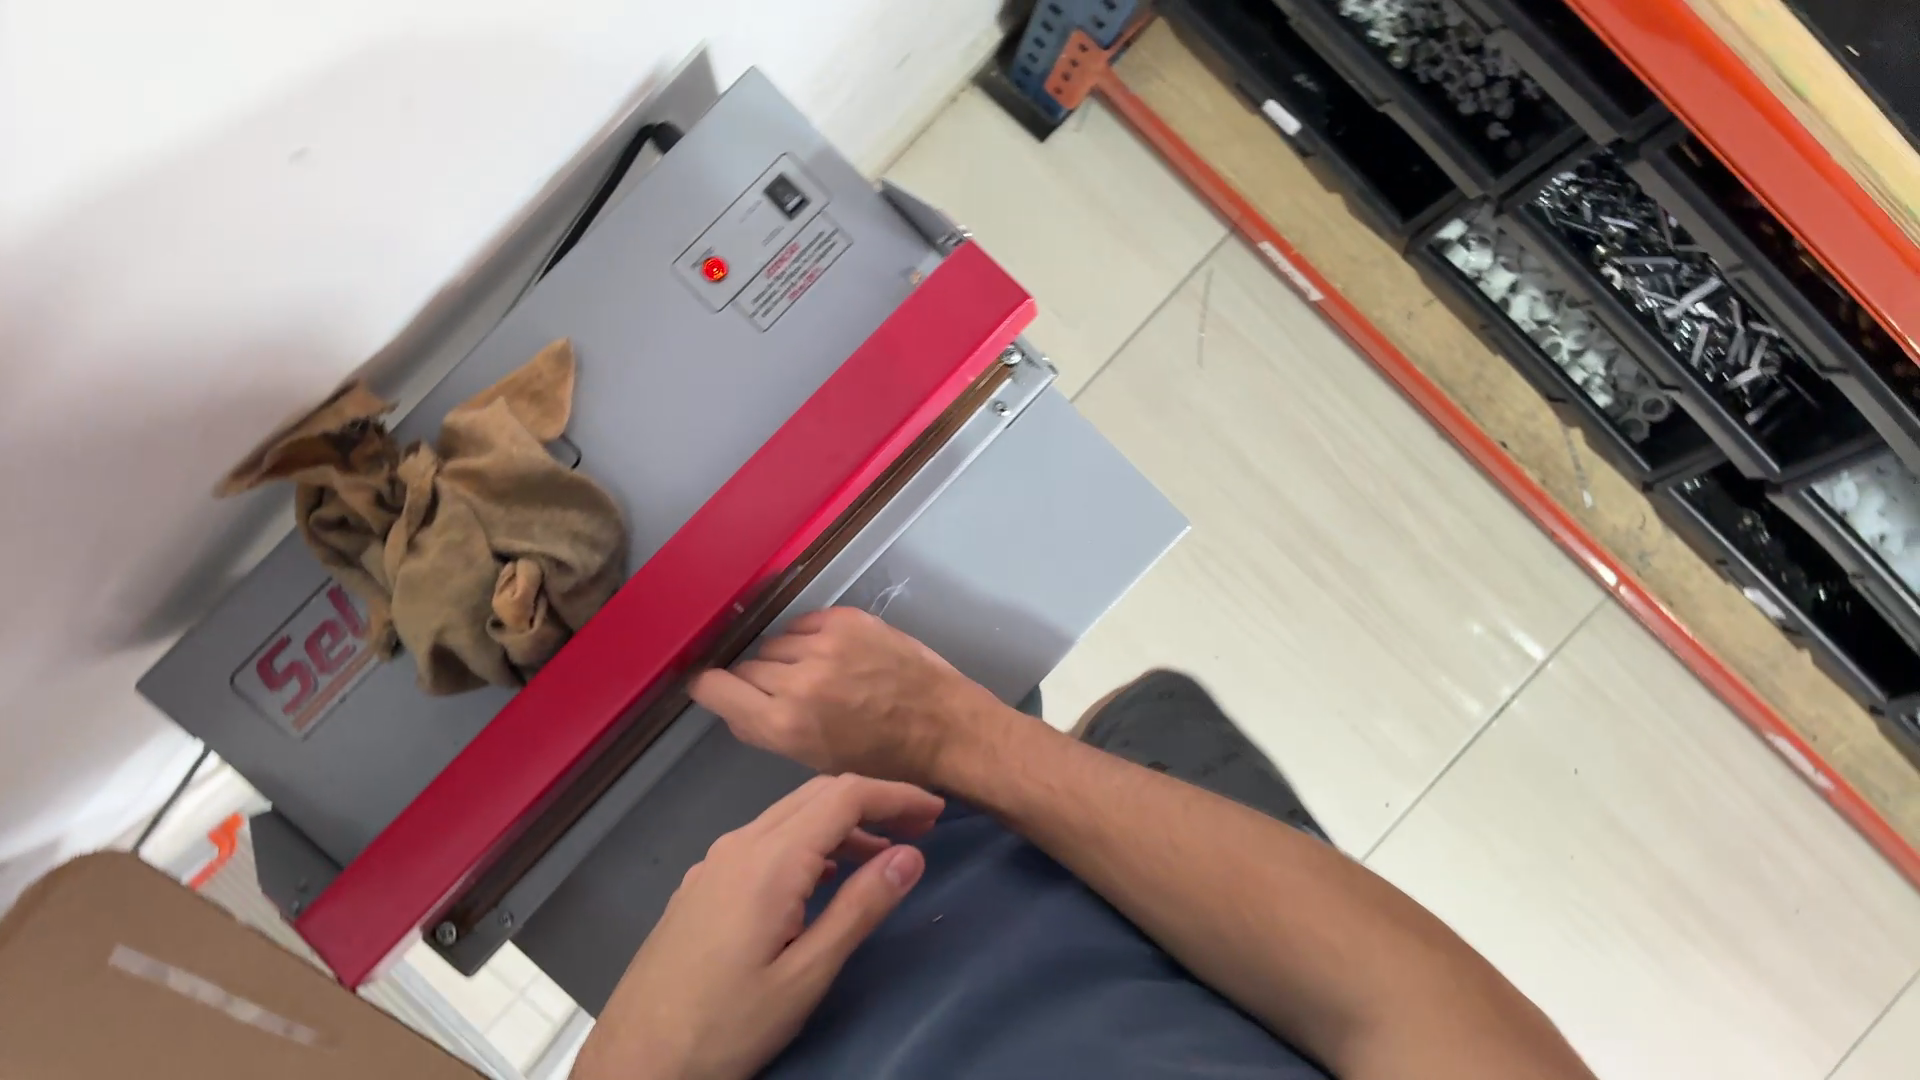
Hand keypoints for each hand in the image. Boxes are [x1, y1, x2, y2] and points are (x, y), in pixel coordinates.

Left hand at [572, 774, 943, 1079]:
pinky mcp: (704, 882)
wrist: (631, 1066)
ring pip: (791, 813)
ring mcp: (716, 861)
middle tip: (920, 828)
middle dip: (874, 801)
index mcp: (770, 859)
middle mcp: (741, 844)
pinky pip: (768, 837)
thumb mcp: (805, 976)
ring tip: (883, 854)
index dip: (896, 795)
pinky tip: (824, 876)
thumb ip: (860, 908)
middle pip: (819, 794)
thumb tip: (911, 855)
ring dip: (842, 821)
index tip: (937, 812)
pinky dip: (809, 839)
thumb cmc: (725, 1027)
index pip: (845, 796)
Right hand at [689, 607, 1004, 784]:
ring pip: (774, 643)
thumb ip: (766, 730)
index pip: (716, 689)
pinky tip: (827, 653)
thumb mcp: (812, 760)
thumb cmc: (880, 758)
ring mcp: (824, 645)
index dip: (709, 687)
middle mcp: (797, 681)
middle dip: (755, 679)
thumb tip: (733, 704)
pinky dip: (807, 638)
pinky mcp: (847, 620)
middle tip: (782, 690)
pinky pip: (803, 623)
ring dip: (783, 657)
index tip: (710, 684)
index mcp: (784, 725)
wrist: (941, 726)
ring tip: (811, 671)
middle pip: (746, 667)